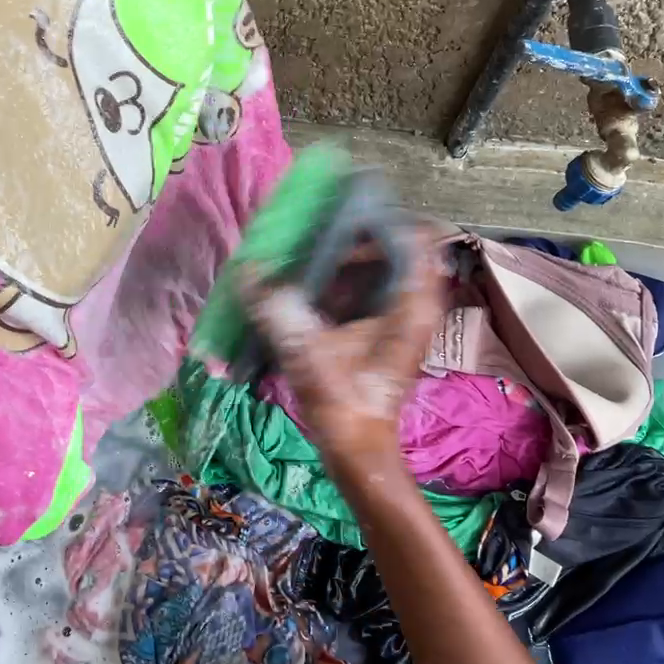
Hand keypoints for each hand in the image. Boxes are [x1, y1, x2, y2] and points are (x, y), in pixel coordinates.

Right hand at [240, 236, 443, 461]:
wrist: (356, 449)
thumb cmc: (342, 401)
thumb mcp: (306, 351)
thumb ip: (276, 308)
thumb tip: (247, 270)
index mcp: (412, 304)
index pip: (414, 237)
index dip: (381, 219)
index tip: (343, 215)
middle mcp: (416, 305)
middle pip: (396, 247)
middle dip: (357, 236)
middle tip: (318, 234)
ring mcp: (404, 318)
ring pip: (383, 268)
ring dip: (349, 258)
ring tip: (310, 253)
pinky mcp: (387, 330)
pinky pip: (372, 288)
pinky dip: (346, 279)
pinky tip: (312, 283)